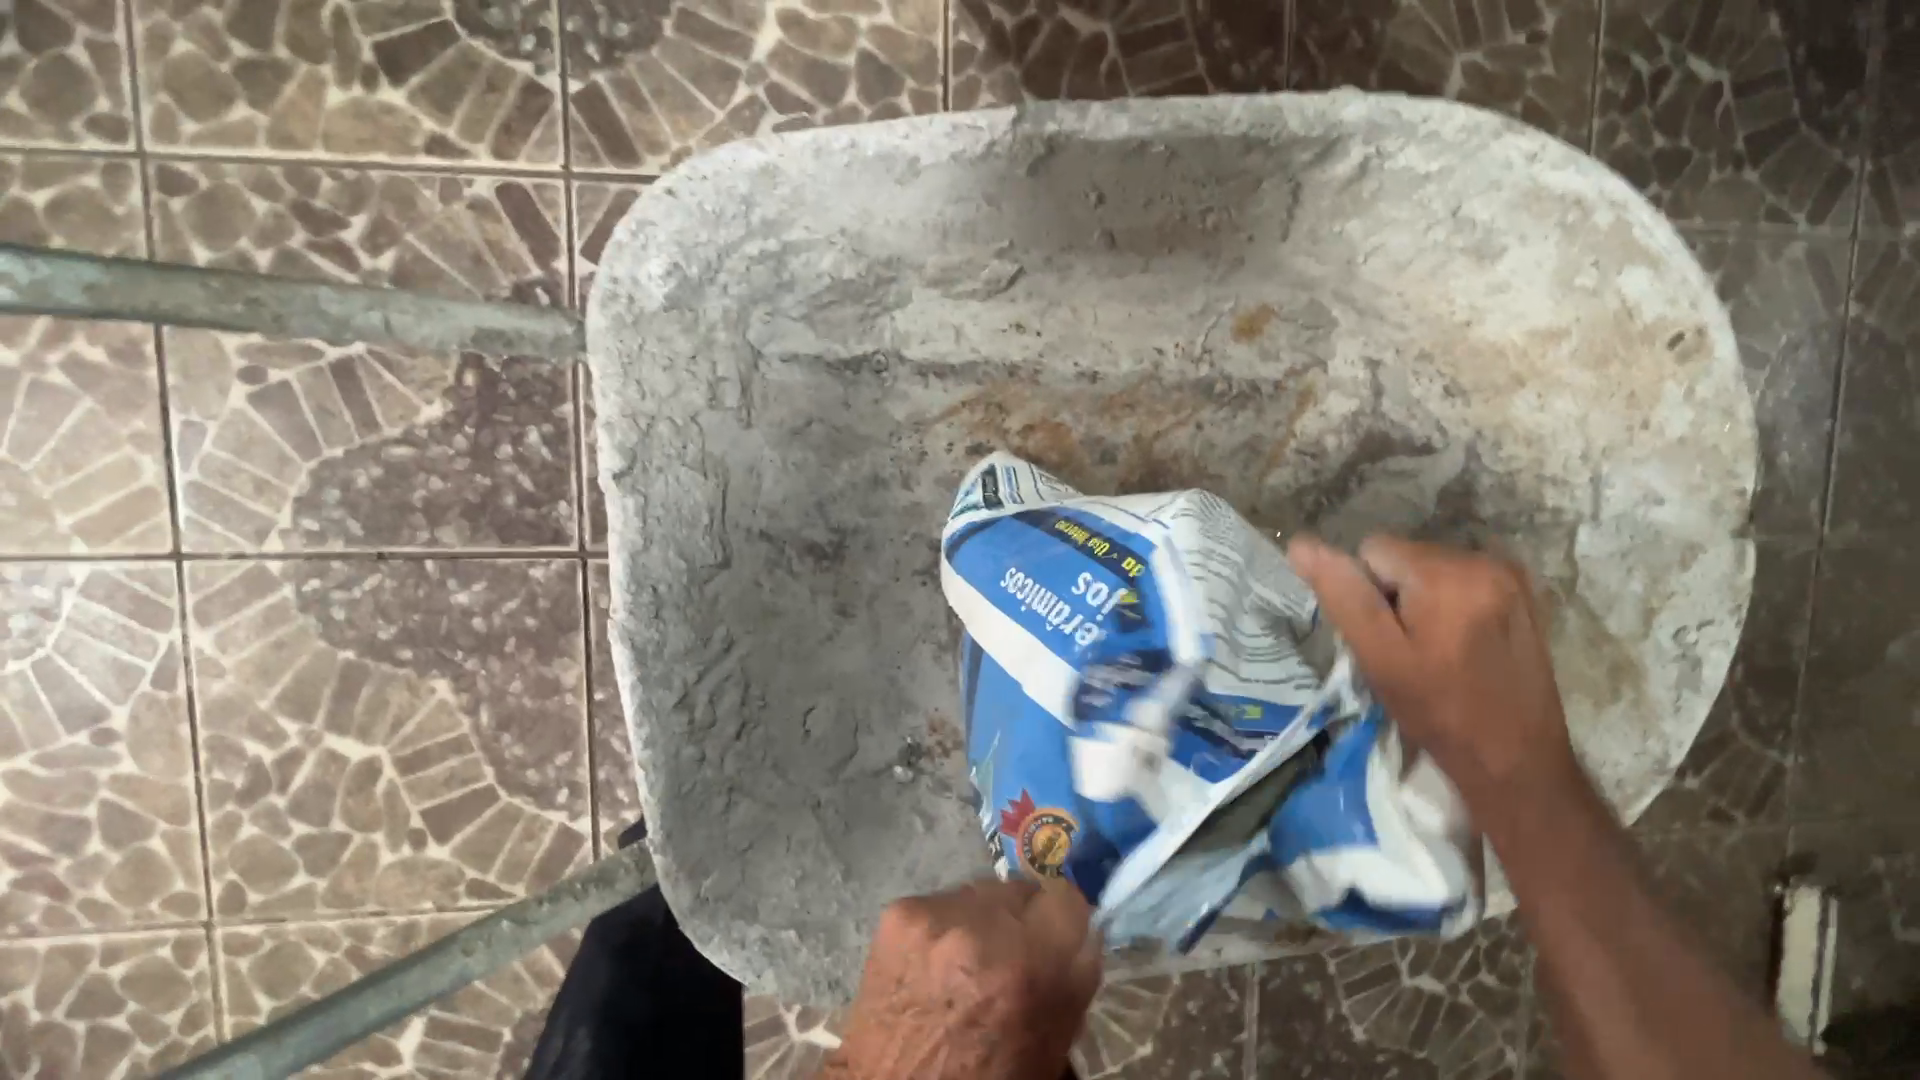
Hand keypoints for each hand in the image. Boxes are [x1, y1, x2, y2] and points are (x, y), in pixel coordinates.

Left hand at [823, 879, 1101, 1079]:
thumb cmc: (986, 1079)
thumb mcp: (1052, 1042)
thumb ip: (1075, 976)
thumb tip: (1084, 930)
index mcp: (1028, 965)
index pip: (1066, 896)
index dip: (1064, 919)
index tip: (1057, 938)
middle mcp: (982, 929)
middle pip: (1022, 889)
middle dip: (1023, 920)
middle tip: (1011, 956)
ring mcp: (935, 917)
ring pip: (980, 893)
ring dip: (983, 919)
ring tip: (969, 961)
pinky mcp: (899, 914)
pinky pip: (940, 902)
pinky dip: (944, 926)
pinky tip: (935, 962)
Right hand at [1286, 534, 1580, 816]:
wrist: (1515, 758)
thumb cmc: (1438, 712)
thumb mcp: (1379, 658)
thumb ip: (1342, 595)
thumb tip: (1300, 545)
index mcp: (1446, 574)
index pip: (1371, 550)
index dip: (1365, 594)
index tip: (1385, 639)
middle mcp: (1484, 561)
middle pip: (1403, 556)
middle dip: (1393, 595)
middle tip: (1407, 649)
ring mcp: (1510, 575)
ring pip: (1428, 567)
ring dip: (1419, 600)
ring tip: (1434, 650)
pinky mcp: (1523, 593)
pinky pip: (1459, 580)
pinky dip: (1447, 604)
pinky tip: (1459, 643)